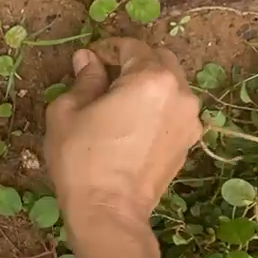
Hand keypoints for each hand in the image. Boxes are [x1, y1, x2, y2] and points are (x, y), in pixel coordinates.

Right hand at [44, 38, 203, 257]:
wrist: (109, 210)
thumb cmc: (81, 158)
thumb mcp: (67, 112)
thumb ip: (84, 79)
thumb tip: (88, 59)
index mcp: (151, 78)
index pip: (131, 46)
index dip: (105, 48)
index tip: (86, 59)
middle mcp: (180, 93)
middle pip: (159, 60)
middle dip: (131, 62)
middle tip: (101, 76)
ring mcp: (190, 119)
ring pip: (170, 86)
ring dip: (145, 85)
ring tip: (116, 102)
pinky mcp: (188, 142)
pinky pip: (173, 111)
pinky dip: (154, 107)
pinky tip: (130, 125)